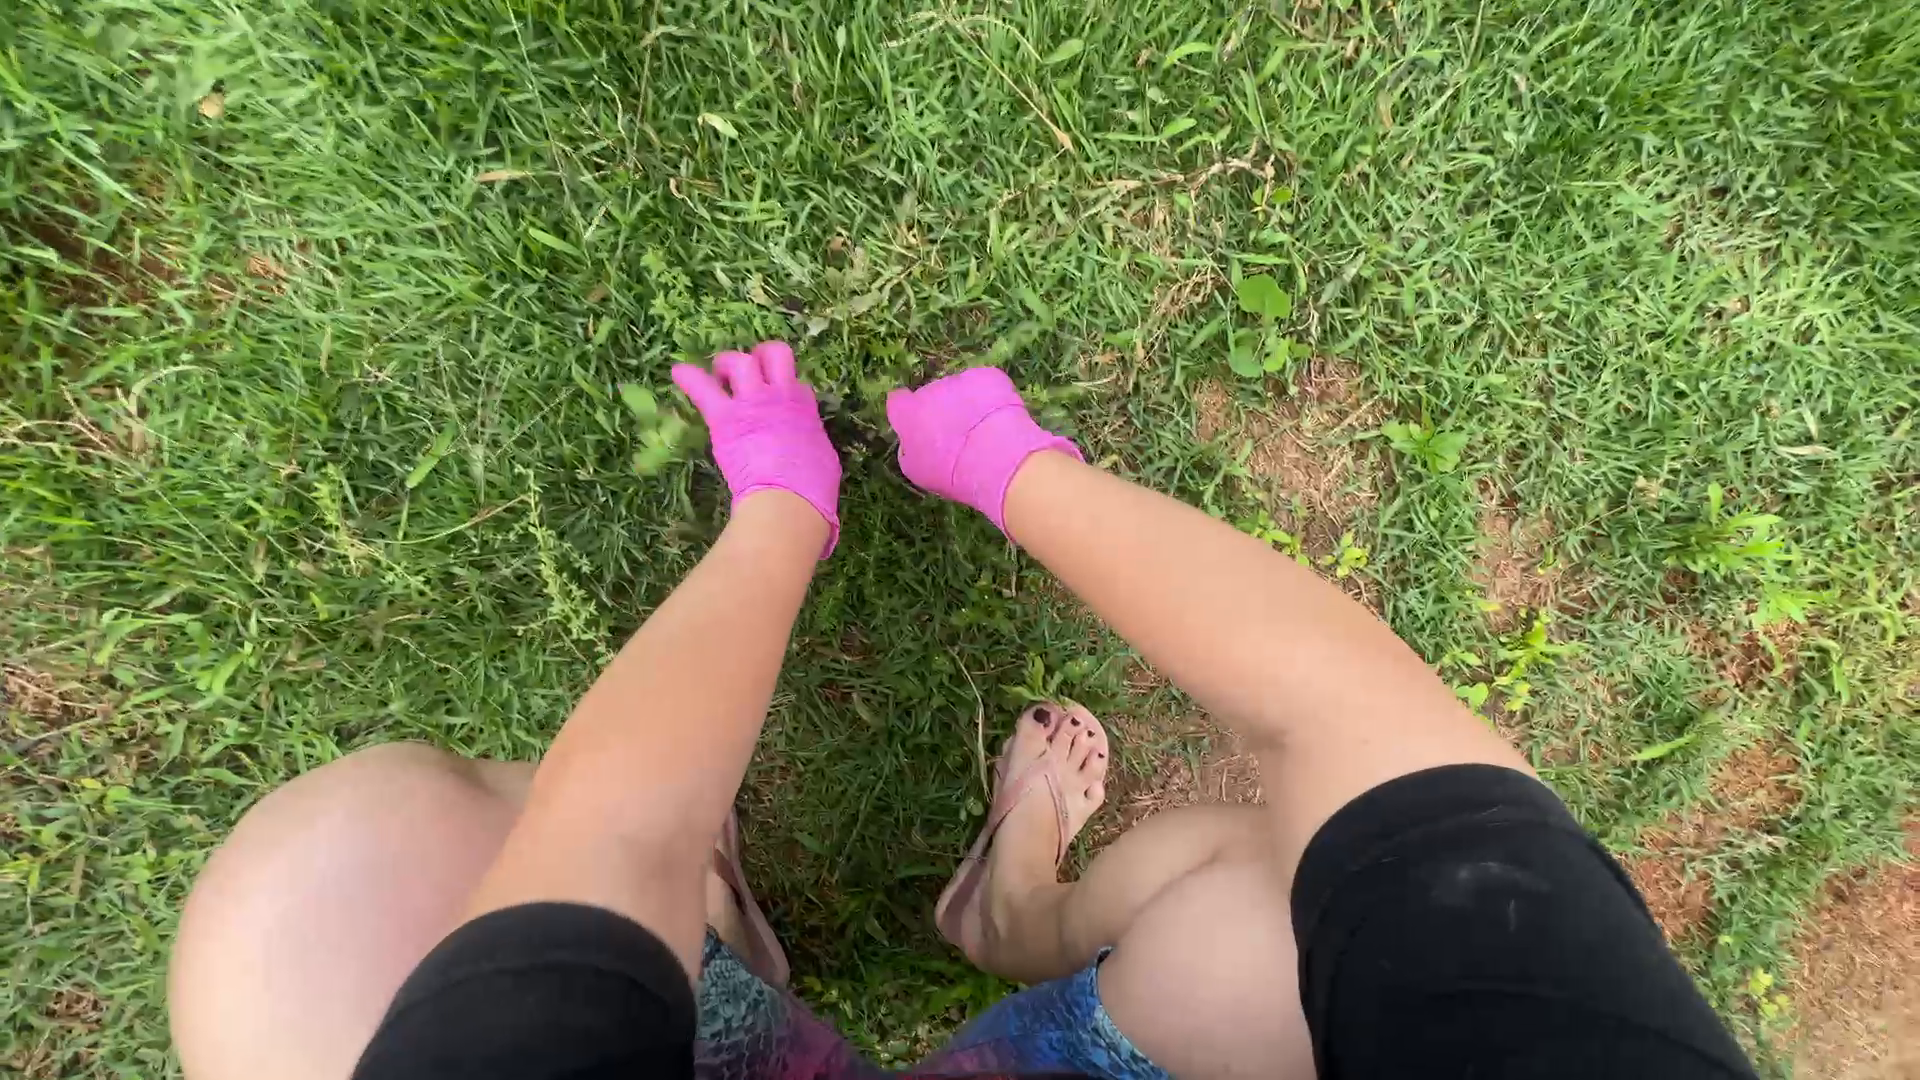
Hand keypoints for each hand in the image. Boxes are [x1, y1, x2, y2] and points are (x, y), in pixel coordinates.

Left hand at [672, 341, 841, 556]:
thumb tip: (809, 443)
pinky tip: (679, 372)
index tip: (781, 400)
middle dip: (761, 357)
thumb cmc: (812, 488)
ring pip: (740, 362)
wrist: (788, 499)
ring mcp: (752, 403)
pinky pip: (703, 388)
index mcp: (805, 408)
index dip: (787, 388)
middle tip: (752, 370)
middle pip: (772, 355)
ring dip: (728, 365)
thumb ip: (813, 441)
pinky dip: (689, 378)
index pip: (796, 383)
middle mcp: (780, 396)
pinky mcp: (725, 418)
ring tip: (720, 376)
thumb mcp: (825, 458)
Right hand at [884, 367, 1081, 533]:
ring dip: (969, 405)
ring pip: (961, 391)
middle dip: (945, 411)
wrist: (997, 461)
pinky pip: (986, 387)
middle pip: (934, 397)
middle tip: (963, 440)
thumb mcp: (925, 474)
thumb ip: (916, 456)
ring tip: (987, 435)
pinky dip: (992, 400)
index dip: (908, 412)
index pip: (897, 403)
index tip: (921, 423)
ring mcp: (960, 382)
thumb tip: (917, 448)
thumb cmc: (958, 476)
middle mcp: (930, 392)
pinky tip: (1002, 423)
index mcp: (908, 417)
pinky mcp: (988, 377)